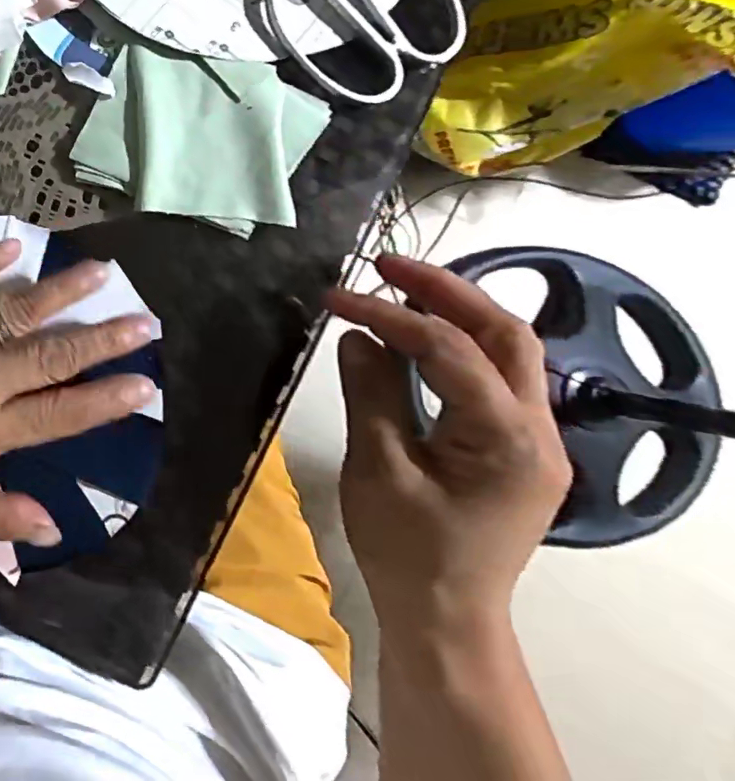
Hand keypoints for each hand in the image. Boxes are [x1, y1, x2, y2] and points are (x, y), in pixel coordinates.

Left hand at [0, 240, 155, 547]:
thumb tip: (57, 526)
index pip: (60, 414)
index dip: (107, 401)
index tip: (147, 385)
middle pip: (49, 356)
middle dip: (101, 339)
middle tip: (144, 322)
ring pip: (10, 312)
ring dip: (57, 293)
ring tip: (98, 272)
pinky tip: (9, 245)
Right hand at [324, 255, 571, 630]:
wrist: (443, 607)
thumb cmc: (406, 543)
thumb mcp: (378, 468)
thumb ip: (372, 396)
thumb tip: (360, 337)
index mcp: (508, 439)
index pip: (450, 352)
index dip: (391, 315)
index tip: (334, 298)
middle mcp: (537, 430)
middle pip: (505, 338)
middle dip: (447, 292)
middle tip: (385, 264)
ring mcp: (529, 439)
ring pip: (504, 355)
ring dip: (453, 314)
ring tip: (396, 287)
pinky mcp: (508, 446)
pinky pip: (487, 380)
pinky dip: (450, 347)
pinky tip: (411, 338)